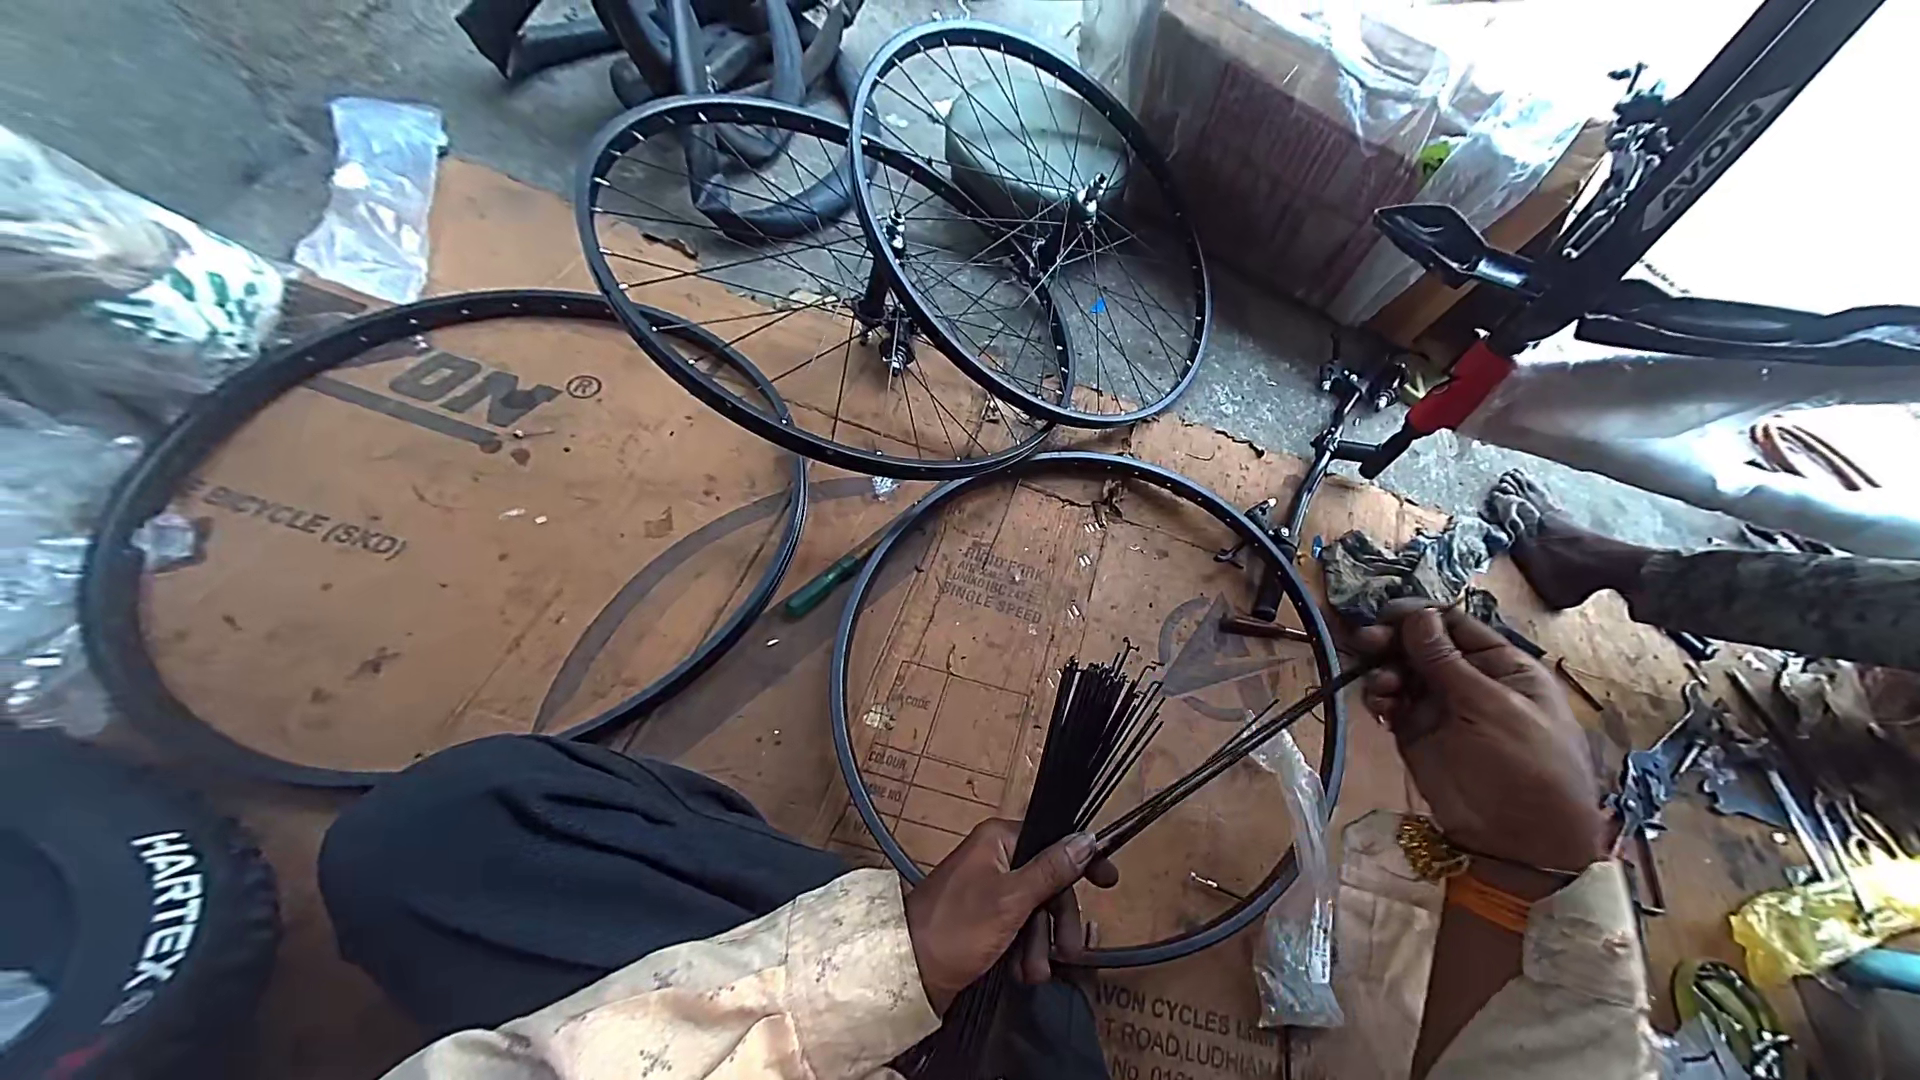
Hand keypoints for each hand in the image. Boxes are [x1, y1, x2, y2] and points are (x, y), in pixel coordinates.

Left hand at [902, 819, 1118, 1011]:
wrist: (910, 969)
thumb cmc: (958, 926)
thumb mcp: (1012, 898)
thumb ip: (1051, 869)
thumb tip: (1087, 838)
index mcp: (998, 839)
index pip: (1051, 839)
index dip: (1081, 860)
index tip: (1109, 882)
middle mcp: (995, 856)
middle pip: (1048, 879)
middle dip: (1058, 919)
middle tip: (1070, 950)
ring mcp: (990, 887)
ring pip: (1035, 908)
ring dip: (1040, 942)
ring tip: (1033, 972)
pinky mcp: (985, 916)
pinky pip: (1018, 926)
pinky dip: (1024, 949)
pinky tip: (1020, 972)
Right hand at [1354, 602, 1606, 876]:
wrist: (1516, 837)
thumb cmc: (1523, 765)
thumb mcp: (1490, 707)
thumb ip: (1446, 660)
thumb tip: (1417, 615)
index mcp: (1501, 666)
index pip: (1454, 625)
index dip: (1420, 616)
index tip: (1386, 615)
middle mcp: (1467, 679)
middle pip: (1418, 643)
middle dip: (1391, 640)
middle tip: (1366, 642)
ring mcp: (1438, 704)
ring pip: (1398, 668)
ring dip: (1382, 669)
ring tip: (1380, 687)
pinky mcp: (1413, 727)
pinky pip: (1388, 699)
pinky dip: (1378, 696)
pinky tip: (1380, 706)